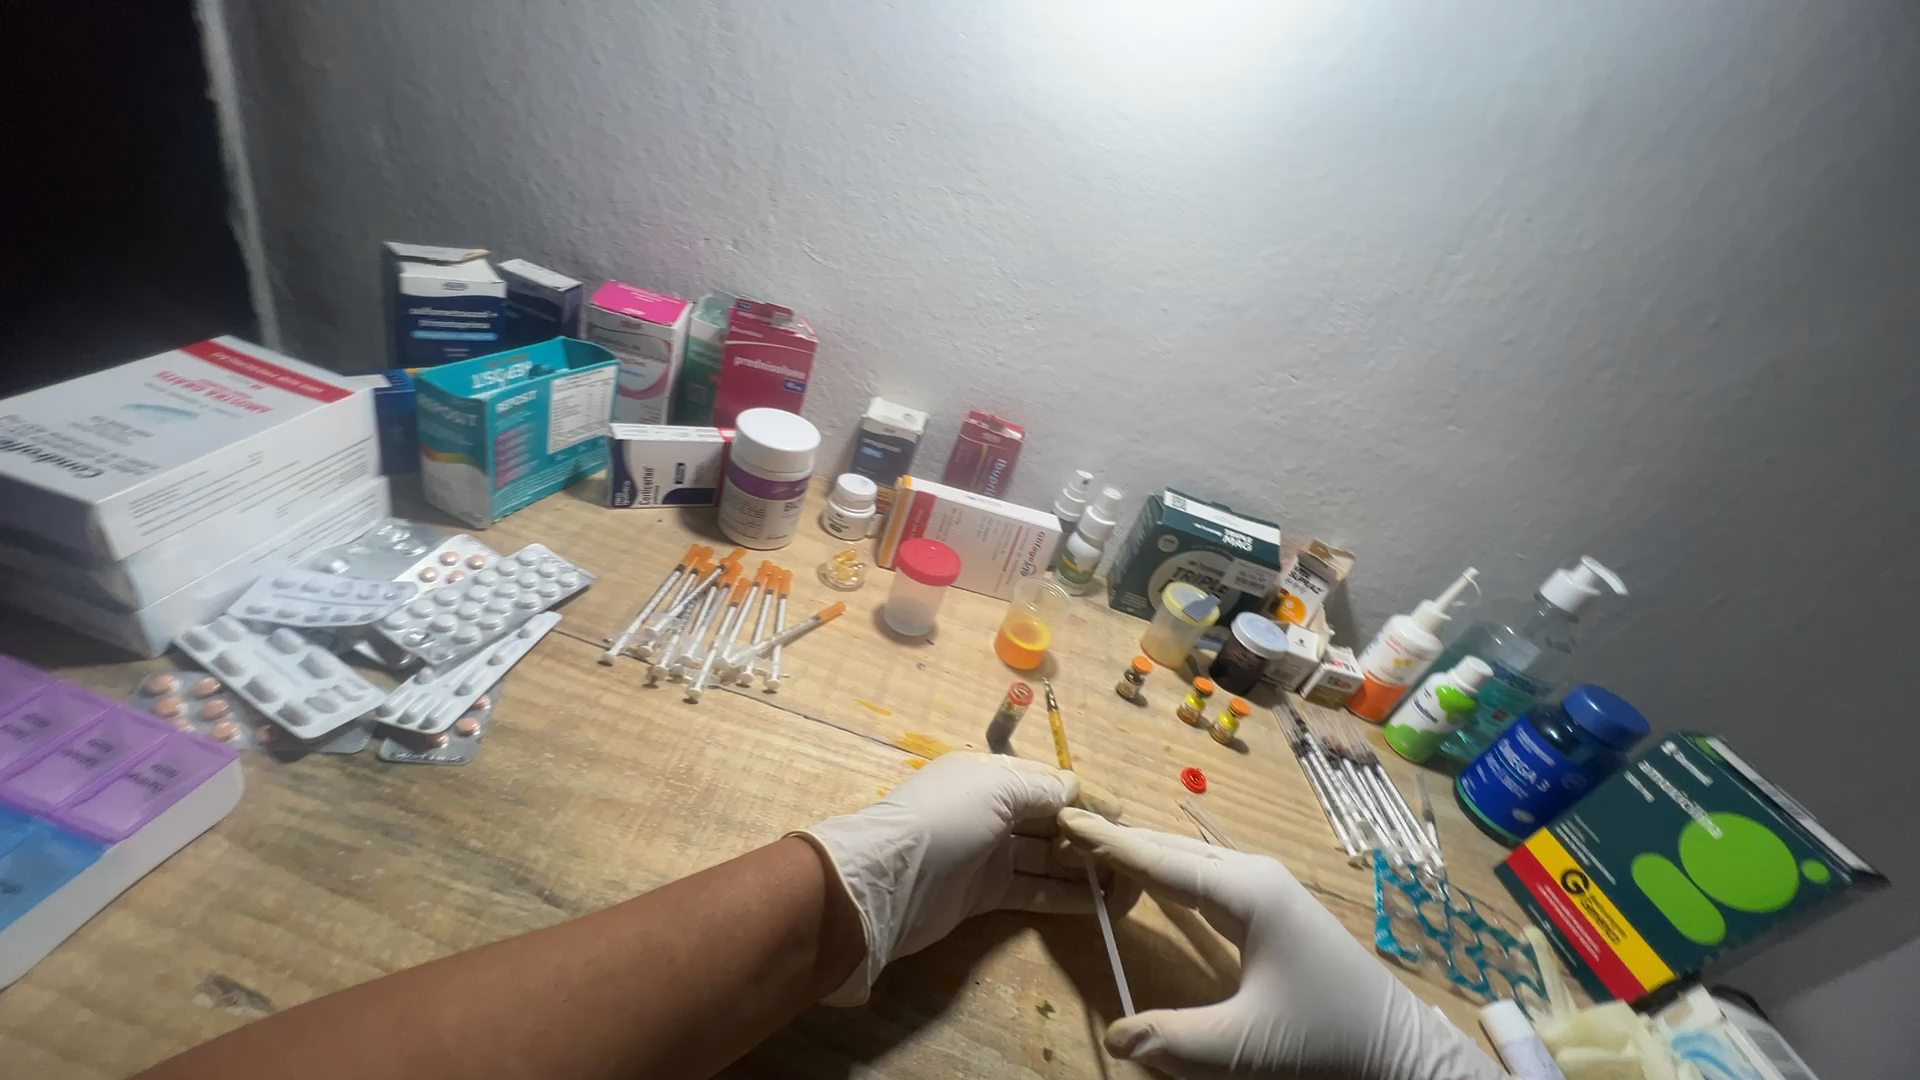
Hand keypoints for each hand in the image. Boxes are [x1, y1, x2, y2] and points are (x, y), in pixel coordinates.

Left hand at [800, 752, 1128, 1005]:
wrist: (889, 881)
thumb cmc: (947, 818)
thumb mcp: (997, 789)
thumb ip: (1042, 789)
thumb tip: (1077, 788)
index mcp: (991, 776)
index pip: (1047, 782)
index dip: (1084, 796)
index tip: (1122, 813)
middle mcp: (991, 810)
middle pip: (1047, 820)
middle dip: (1086, 834)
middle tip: (1128, 854)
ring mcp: (988, 853)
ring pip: (1044, 857)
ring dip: (1079, 867)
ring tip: (1122, 882)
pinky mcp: (985, 893)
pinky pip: (1033, 890)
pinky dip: (1063, 896)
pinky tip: (1096, 904)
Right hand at [1058, 809, 1505, 1079]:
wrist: (1400, 1046)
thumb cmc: (1327, 1039)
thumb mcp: (1251, 1046)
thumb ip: (1178, 1038)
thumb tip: (1114, 1038)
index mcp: (1246, 892)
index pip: (1162, 862)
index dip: (1111, 843)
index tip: (1069, 818)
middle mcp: (1250, 872)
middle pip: (1170, 848)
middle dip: (1118, 838)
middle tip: (1068, 826)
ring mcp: (1260, 880)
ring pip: (1185, 855)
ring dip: (1140, 849)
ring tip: (1093, 841)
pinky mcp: (1263, 897)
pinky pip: (1201, 871)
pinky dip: (1163, 867)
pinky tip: (1143, 868)